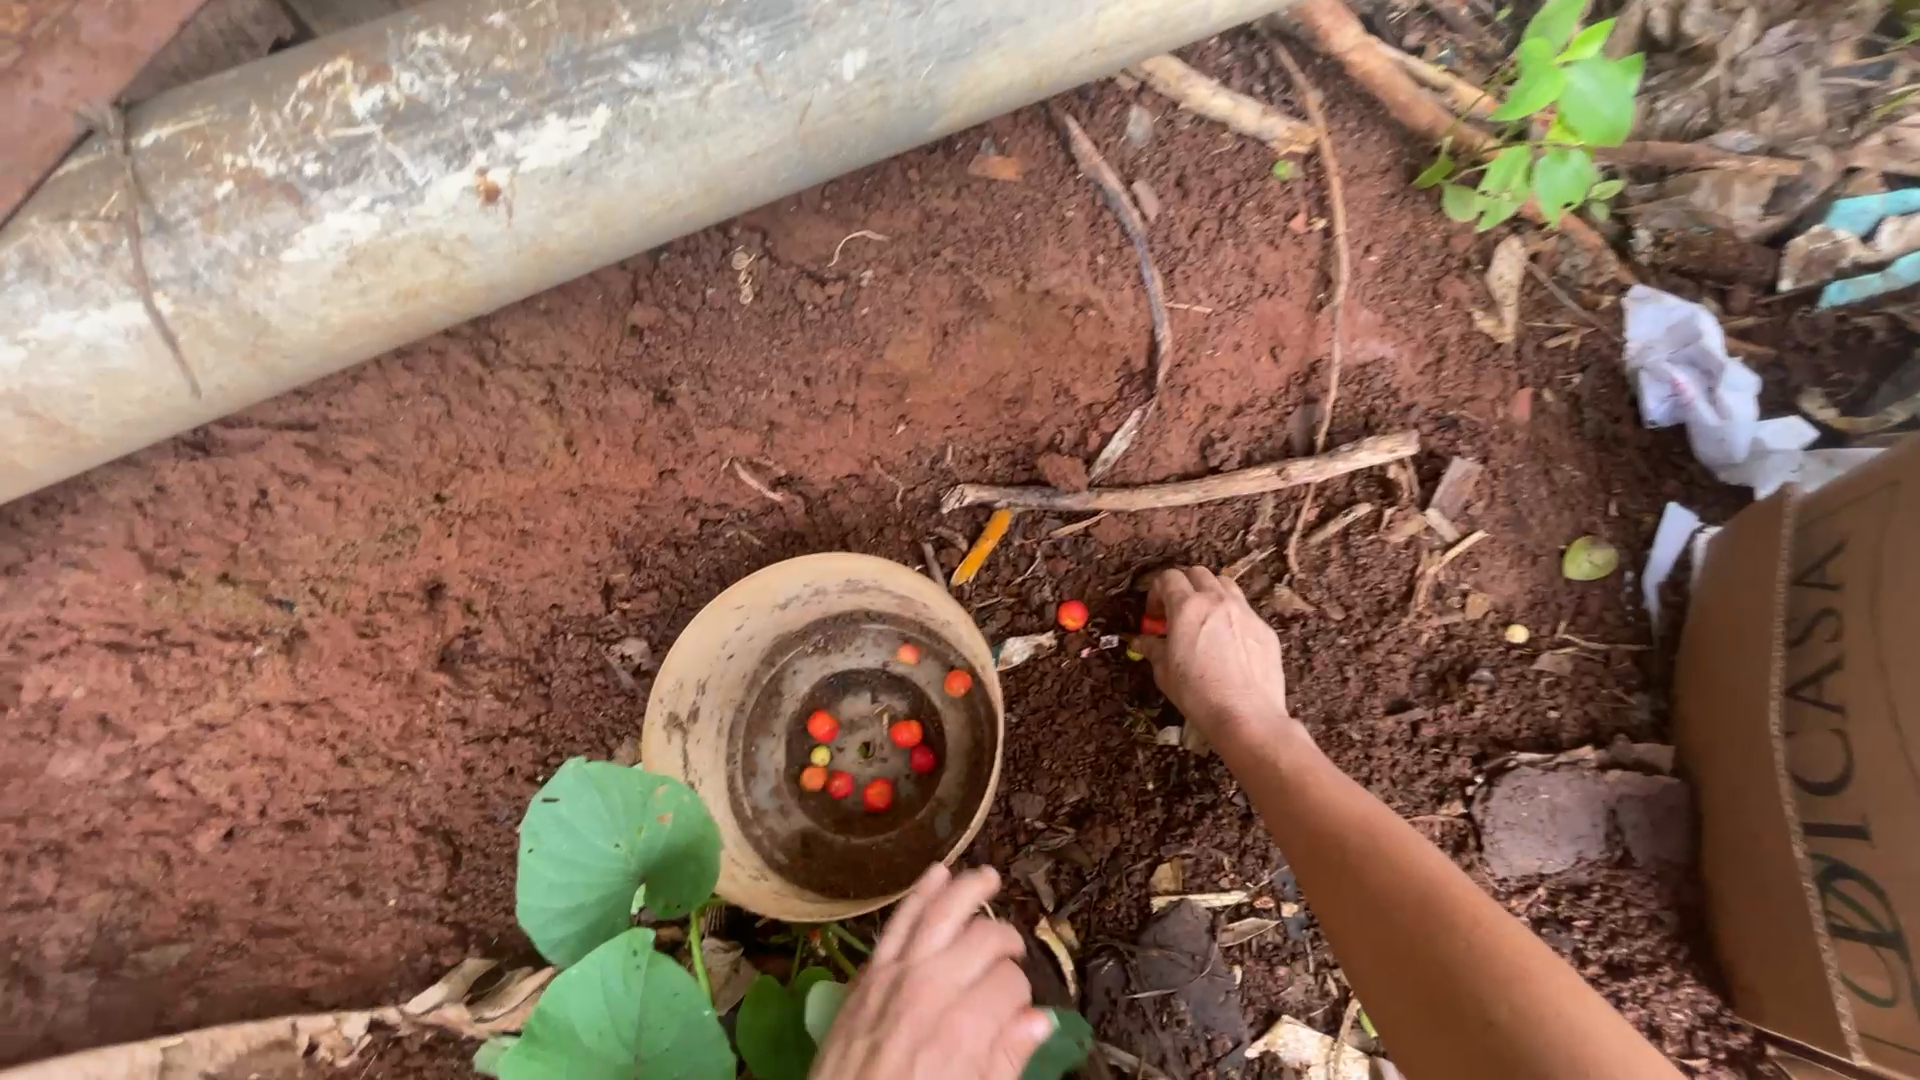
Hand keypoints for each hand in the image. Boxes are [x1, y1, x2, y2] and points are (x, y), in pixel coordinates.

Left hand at [811, 864, 1054, 1079]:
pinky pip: (898, 921)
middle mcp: (933, 988)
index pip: (1011, 983)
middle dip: (1006, 940)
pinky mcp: (868, 973)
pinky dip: (920, 893)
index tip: (1018, 1009)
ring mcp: (896, 975)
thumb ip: (1006, 1061)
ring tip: (988, 875)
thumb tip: (1041, 1019)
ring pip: (940, 912)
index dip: (1021, 993)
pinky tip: (937, 875)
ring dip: (968, 888)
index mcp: (965, 1030)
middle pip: (983, 939)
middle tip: (1013, 951)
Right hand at [1137, 566, 1299, 747]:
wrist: (1245, 715)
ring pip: (1224, 584)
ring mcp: (1245, 612)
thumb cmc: (1197, 693)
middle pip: (1197, 573)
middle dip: (1183, 586)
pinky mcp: (1264, 629)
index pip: (1168, 577)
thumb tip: (1141, 642)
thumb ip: (1153, 649)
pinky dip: (1231, 615)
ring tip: (1204, 618)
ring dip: (1209, 593)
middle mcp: (1217, 601)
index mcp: (1186, 607)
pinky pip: (1244, 610)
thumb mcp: (1165, 671)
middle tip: (1176, 612)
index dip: (1156, 592)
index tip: (1154, 616)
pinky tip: (1228, 642)